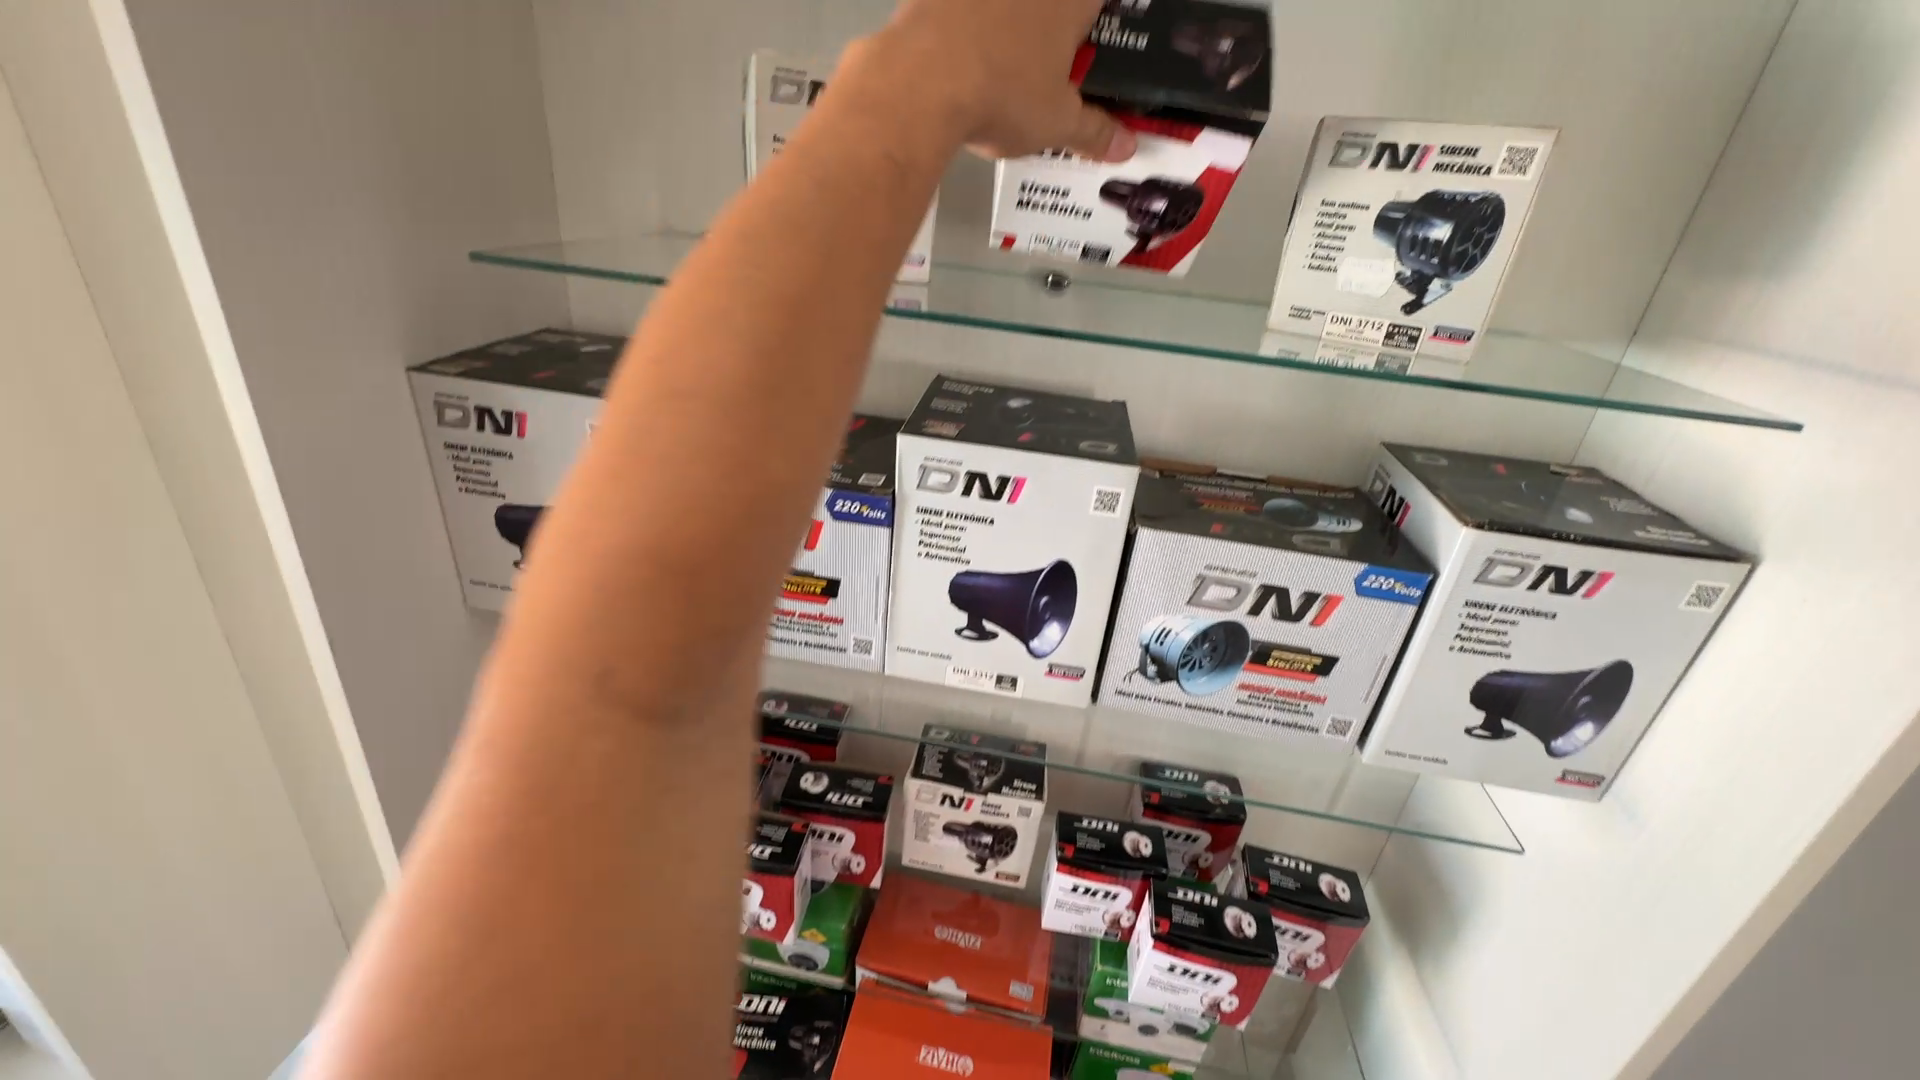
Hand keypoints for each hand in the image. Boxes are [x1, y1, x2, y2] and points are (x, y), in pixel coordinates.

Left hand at [844, 0, 1137, 162]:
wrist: (922, 83)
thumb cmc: (1003, 95)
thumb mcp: (1056, 124)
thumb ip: (1093, 132)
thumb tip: (1124, 145)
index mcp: (1069, 0)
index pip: (1096, 5)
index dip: (1093, 25)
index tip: (1083, 51)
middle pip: (1047, 7)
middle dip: (1046, 29)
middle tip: (1040, 64)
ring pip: (1000, 8)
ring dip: (1000, 26)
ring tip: (993, 67)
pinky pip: (955, 12)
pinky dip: (956, 29)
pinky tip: (953, 62)